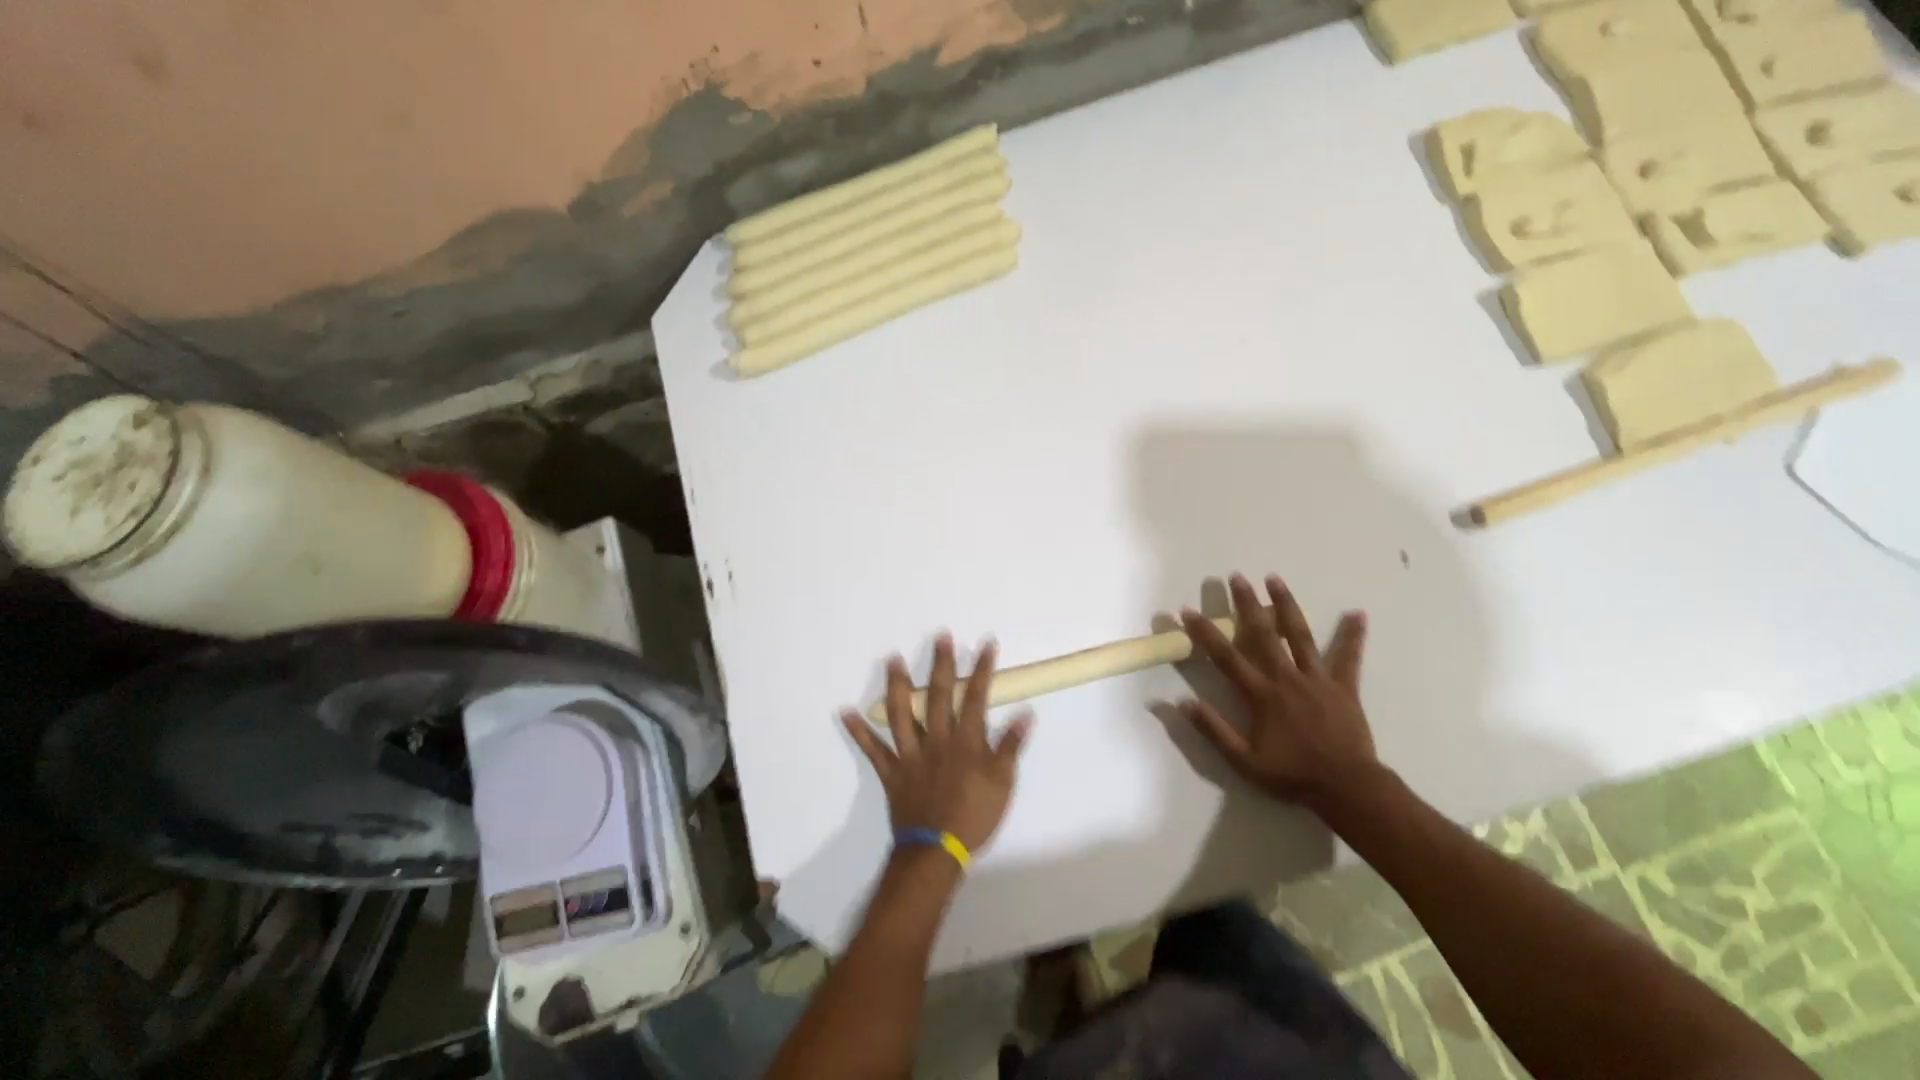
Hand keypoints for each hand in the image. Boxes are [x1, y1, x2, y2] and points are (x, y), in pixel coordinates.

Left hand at [842, 635, 1033, 852]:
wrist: (937, 849)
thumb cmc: (975, 816)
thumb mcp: (1002, 783)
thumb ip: (1010, 746)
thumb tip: (1024, 714)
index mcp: (966, 742)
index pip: (976, 698)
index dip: (981, 670)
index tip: (985, 644)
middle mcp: (937, 740)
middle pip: (939, 696)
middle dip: (941, 665)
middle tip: (940, 637)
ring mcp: (911, 754)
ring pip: (902, 713)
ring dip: (897, 685)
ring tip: (893, 659)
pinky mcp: (892, 771)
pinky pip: (872, 749)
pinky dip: (858, 732)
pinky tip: (845, 712)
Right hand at [1178, 574, 1383, 812]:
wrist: (1345, 786)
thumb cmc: (1292, 775)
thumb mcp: (1243, 761)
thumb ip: (1214, 730)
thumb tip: (1183, 703)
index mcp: (1260, 695)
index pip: (1225, 657)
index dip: (1204, 634)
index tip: (1188, 611)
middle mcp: (1286, 678)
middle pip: (1262, 634)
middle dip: (1246, 604)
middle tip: (1236, 577)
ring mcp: (1317, 679)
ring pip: (1299, 635)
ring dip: (1286, 605)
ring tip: (1275, 580)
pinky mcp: (1343, 686)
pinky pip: (1349, 657)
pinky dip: (1353, 635)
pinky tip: (1358, 613)